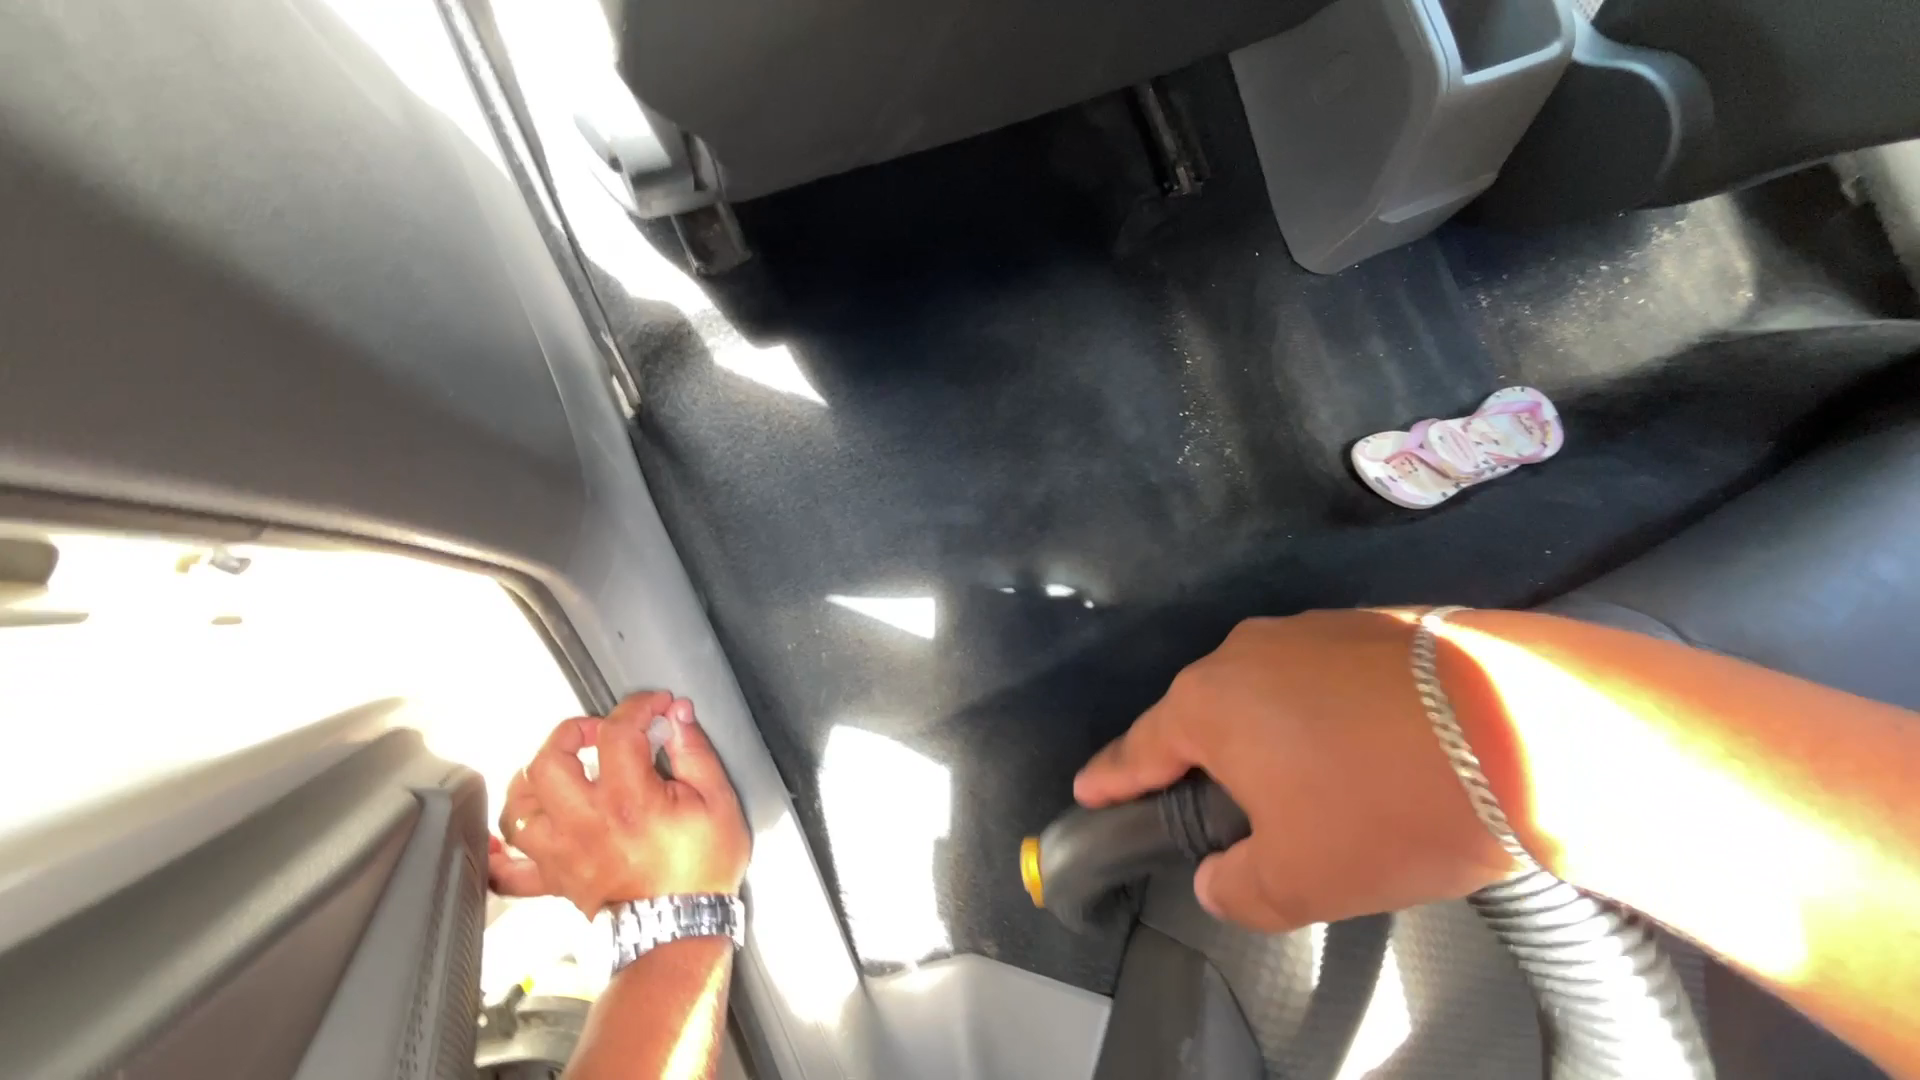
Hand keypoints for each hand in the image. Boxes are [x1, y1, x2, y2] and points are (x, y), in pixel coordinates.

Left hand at [490, 691, 749, 915]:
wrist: (681, 930)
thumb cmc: (702, 870)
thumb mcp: (718, 801)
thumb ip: (695, 752)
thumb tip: (678, 716)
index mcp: (629, 800)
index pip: (618, 731)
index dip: (639, 706)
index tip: (657, 705)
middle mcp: (585, 823)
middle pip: (548, 761)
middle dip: (572, 732)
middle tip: (599, 731)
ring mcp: (562, 853)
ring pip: (518, 807)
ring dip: (534, 777)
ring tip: (563, 768)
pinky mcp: (553, 879)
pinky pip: (506, 870)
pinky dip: (502, 849)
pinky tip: (516, 830)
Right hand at [1073, 610, 1519, 932]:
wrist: (1531, 729)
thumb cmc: (1388, 807)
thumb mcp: (1303, 880)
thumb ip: (1237, 889)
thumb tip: (1216, 880)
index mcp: (1209, 706)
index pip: (1139, 749)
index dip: (1110, 778)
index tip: (1087, 791)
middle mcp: (1245, 654)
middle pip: (1203, 716)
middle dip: (1201, 763)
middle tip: (1219, 810)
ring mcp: (1309, 629)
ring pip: (1264, 692)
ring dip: (1270, 736)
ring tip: (1311, 784)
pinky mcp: (1369, 624)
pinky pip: (1320, 676)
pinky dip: (1323, 712)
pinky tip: (1365, 745)